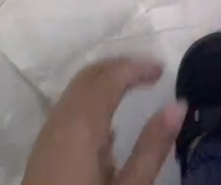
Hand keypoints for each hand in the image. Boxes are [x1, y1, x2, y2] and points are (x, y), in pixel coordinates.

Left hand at [22, 57, 184, 184]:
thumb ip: (152, 148)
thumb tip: (178, 105)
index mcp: (82, 125)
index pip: (110, 76)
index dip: (136, 66)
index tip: (163, 70)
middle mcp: (60, 122)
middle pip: (89, 76)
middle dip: (120, 67)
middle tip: (150, 73)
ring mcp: (46, 138)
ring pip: (75, 92)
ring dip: (105, 83)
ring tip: (134, 90)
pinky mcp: (41, 155)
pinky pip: (68, 110)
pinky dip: (91, 102)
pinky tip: (108, 126)